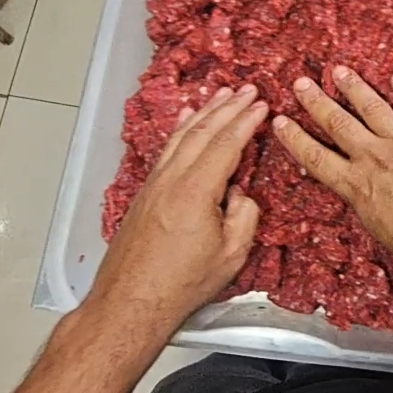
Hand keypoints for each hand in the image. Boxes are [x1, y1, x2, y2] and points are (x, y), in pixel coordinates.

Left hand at [91, 85, 268, 326]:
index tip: (262, 104)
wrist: (129, 303)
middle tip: (247, 89)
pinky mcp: (145, 192)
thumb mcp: (231, 254)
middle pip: (203, 131)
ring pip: (182, 135)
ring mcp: (155, 183)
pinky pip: (167, 148)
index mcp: (196, 191)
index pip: (226, 144)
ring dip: (205, 111)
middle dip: (227, 107)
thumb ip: (244, 216)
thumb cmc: (183, 284)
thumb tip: (240, 195)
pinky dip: (181, 127)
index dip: (246, 122)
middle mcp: (172, 179)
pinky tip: (186, 116)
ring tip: (221, 93)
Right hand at [271, 66, 392, 285]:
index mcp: (358, 187)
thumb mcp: (381, 230)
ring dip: (354, 87)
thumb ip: (368, 205)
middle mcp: (375, 159)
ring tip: (340, 71)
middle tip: (301, 84)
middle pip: (339, 124)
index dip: (296, 139)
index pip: (317, 158)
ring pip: (373, 108)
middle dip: (317, 102)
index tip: (281, 122)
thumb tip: (365, 197)